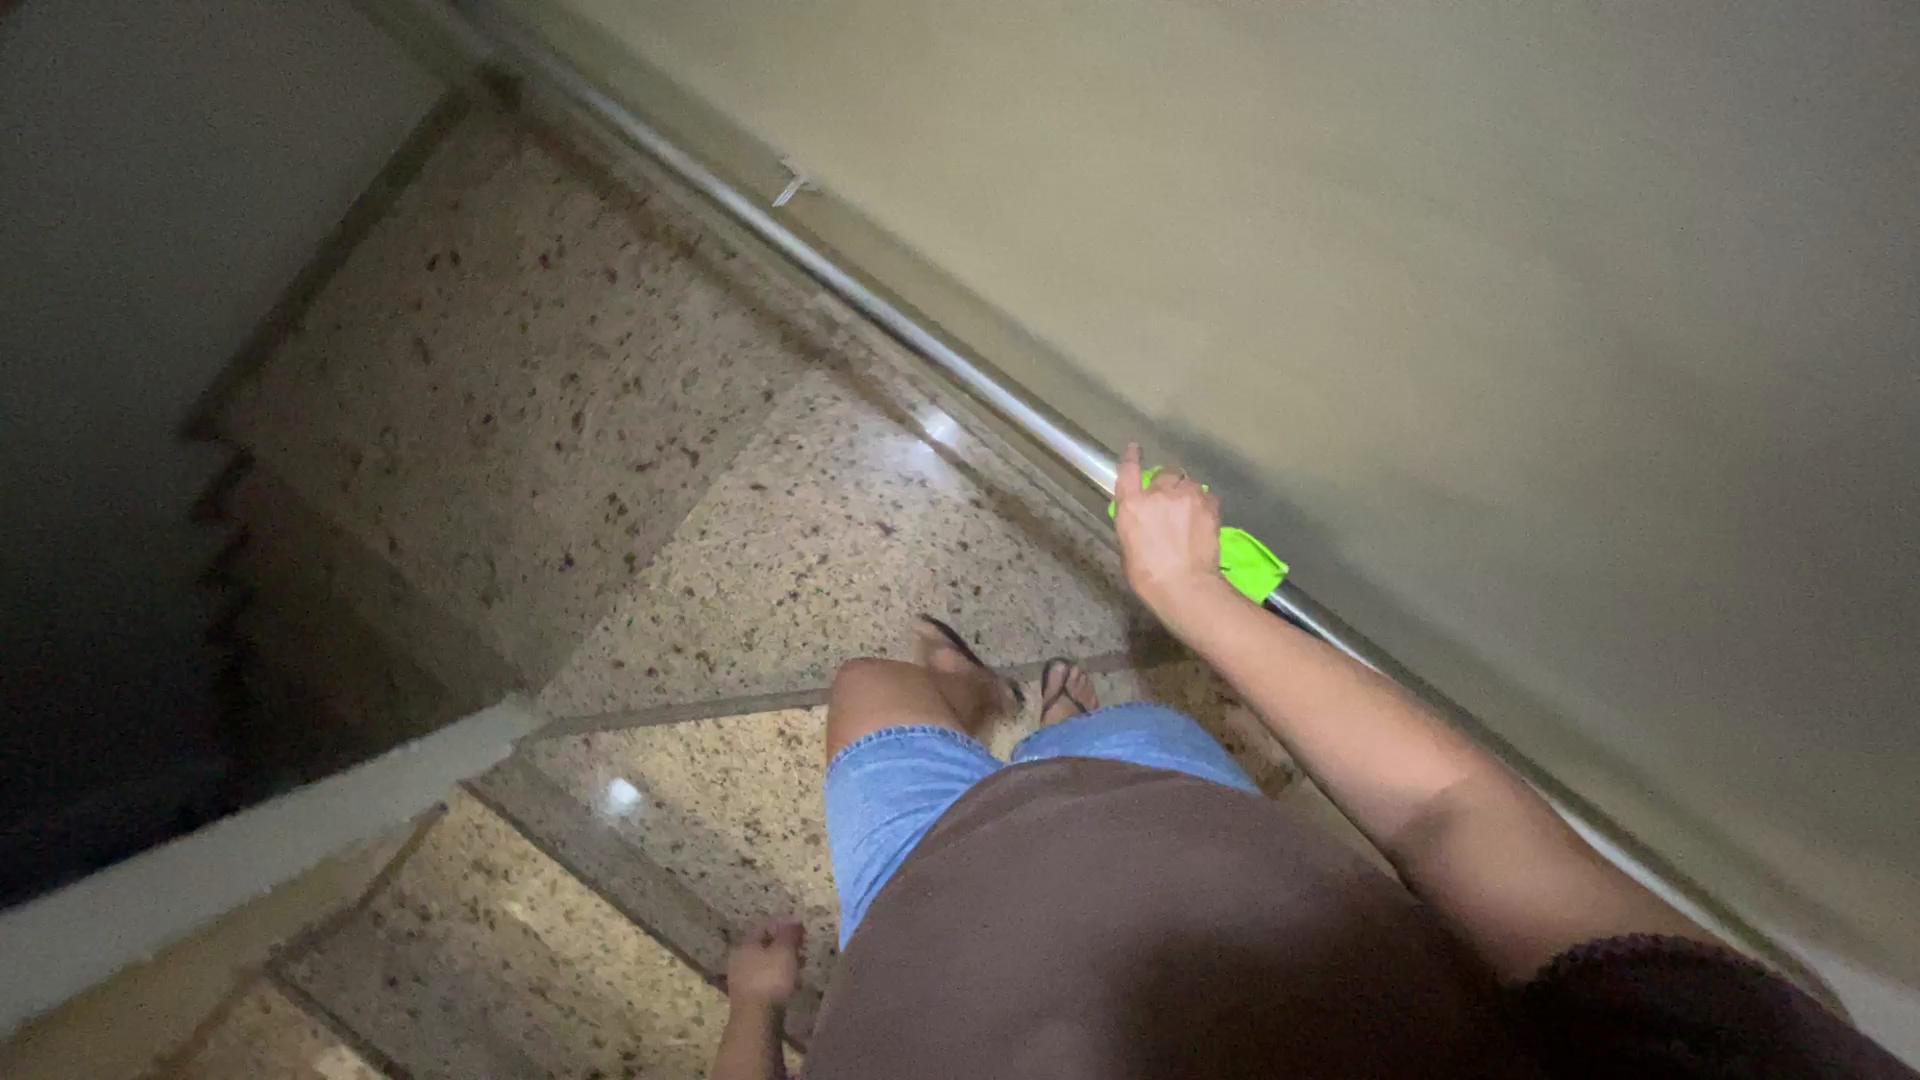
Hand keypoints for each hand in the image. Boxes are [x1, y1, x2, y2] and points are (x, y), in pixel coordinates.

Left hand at [725, 917, 803, 1006]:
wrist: (756, 1020)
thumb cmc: (771, 979)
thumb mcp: (785, 950)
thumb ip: (789, 933)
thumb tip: (794, 921)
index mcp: (745, 945)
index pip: (765, 926)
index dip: (784, 925)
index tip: (801, 931)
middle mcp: (739, 960)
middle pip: (765, 945)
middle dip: (785, 945)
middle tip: (802, 949)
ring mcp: (741, 981)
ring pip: (765, 964)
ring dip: (783, 962)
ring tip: (800, 967)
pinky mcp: (747, 998)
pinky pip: (765, 980)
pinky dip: (778, 978)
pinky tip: (791, 984)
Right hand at [1114, 443, 1227, 613]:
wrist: (1184, 585)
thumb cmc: (1147, 576)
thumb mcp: (1128, 547)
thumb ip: (1134, 523)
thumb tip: (1143, 517)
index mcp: (1132, 506)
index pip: (1129, 471)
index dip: (1132, 457)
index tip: (1135, 448)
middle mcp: (1158, 494)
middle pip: (1163, 475)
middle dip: (1165, 484)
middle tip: (1169, 502)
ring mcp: (1186, 497)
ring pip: (1187, 482)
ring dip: (1185, 491)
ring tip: (1188, 510)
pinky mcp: (1209, 505)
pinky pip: (1205, 494)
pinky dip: (1203, 501)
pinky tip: (1202, 515)